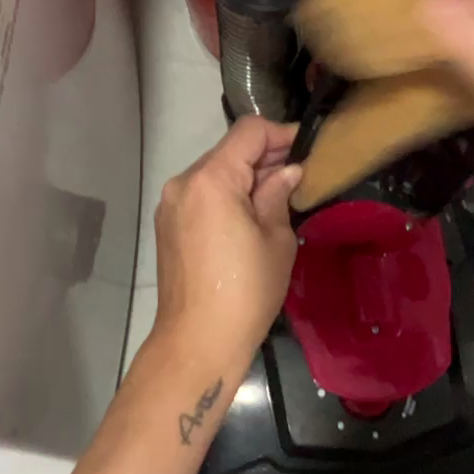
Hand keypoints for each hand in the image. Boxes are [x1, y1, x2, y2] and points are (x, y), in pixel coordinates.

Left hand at [150, 117, 302, 368]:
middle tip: (298, 175)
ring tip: (276, 198)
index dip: (280, 134)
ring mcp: (171, 203)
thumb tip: (288, 171)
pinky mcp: (167, 224)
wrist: (197, 341)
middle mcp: (184, 182)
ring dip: (245, 177)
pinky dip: (226, 195)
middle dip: (264, 157)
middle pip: (229, 151)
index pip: (248, 132)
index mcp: (211, 179)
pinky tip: (249, 216)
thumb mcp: (276, 239)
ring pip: (214, 172)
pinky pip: (202, 194)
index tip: (306, 149)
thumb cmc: (246, 291)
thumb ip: (278, 194)